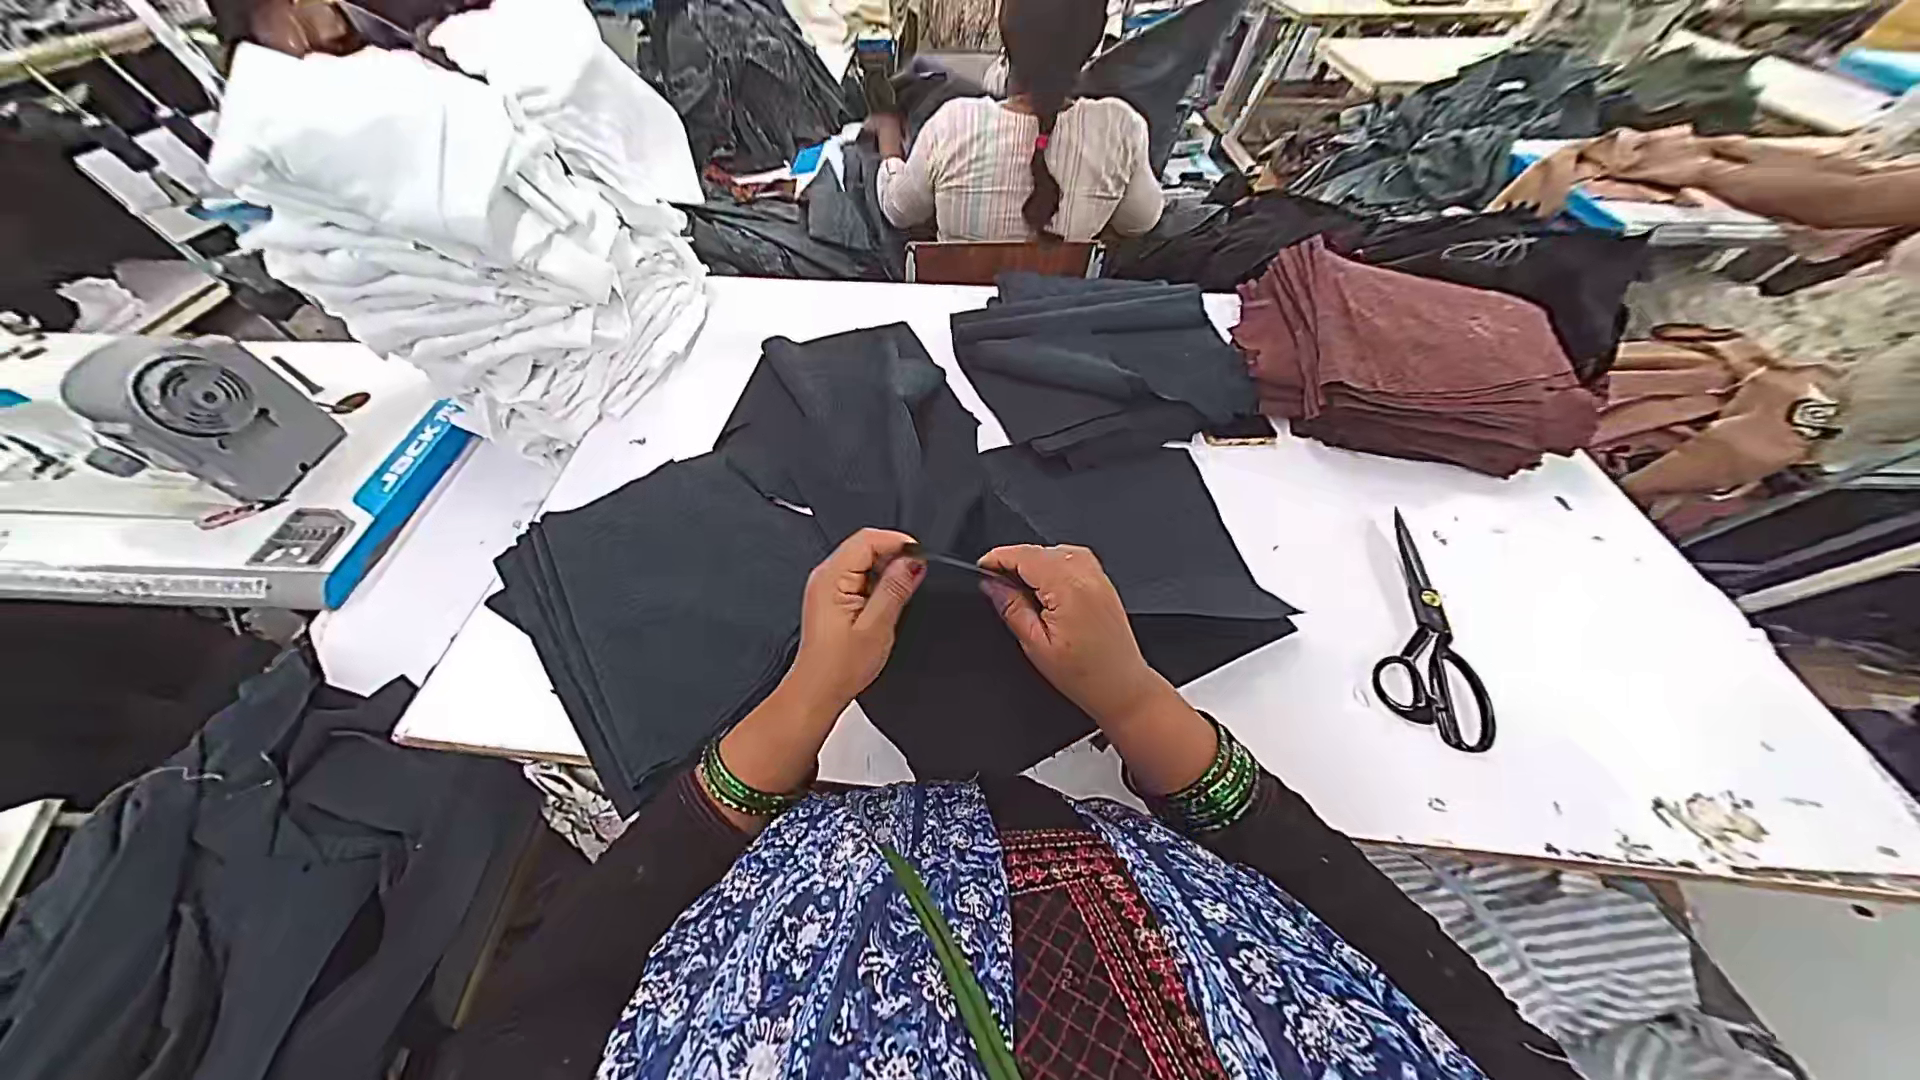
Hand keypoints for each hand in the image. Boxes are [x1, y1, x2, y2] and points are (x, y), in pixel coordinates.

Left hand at [782, 528, 924, 715]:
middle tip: (915, 576)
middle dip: (895, 557)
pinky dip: (879, 583)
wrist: (819, 690)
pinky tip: (885, 603)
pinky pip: (861, 576)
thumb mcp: (877, 625)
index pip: (867, 539)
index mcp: (831, 578)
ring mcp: (828, 585)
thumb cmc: (839, 666)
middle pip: (866, 545)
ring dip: (887, 571)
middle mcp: (825, 576)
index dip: (898, 543)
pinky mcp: (834, 595)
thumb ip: (895, 588)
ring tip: (899, 595)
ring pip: (865, 560)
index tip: (920, 556)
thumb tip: (913, 562)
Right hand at [977, 544, 1174, 725]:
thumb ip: (1011, 608)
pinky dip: (1053, 564)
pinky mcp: (1103, 582)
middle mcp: (1086, 576)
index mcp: (1068, 588)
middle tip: (995, 582)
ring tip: (1019, 585)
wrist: (1121, 687)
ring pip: (1055, 551)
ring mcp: (1098, 576)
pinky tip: (1044, 584)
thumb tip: (992, 585)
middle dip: (1013, 560)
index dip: (998, 557)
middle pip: (1039, 550)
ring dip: (1033, 561)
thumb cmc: (1085, 674)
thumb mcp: (1035, 644)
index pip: (1025, 556)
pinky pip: (1072, 558)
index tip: (983, 566)